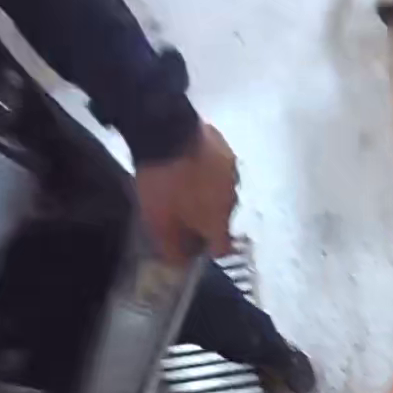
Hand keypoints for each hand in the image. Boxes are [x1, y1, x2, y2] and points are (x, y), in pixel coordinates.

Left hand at [134, 122, 237, 264]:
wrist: (166, 128)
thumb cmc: (164, 184)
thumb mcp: (158, 223)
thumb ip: (171, 249)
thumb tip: (180, 264)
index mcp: (219, 223)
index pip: (221, 249)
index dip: (207, 250)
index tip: (191, 245)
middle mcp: (233, 202)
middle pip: (222, 220)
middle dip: (207, 220)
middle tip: (184, 213)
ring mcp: (232, 173)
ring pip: (222, 193)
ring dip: (209, 195)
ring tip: (187, 186)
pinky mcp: (226, 148)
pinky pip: (219, 170)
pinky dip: (208, 172)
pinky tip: (191, 165)